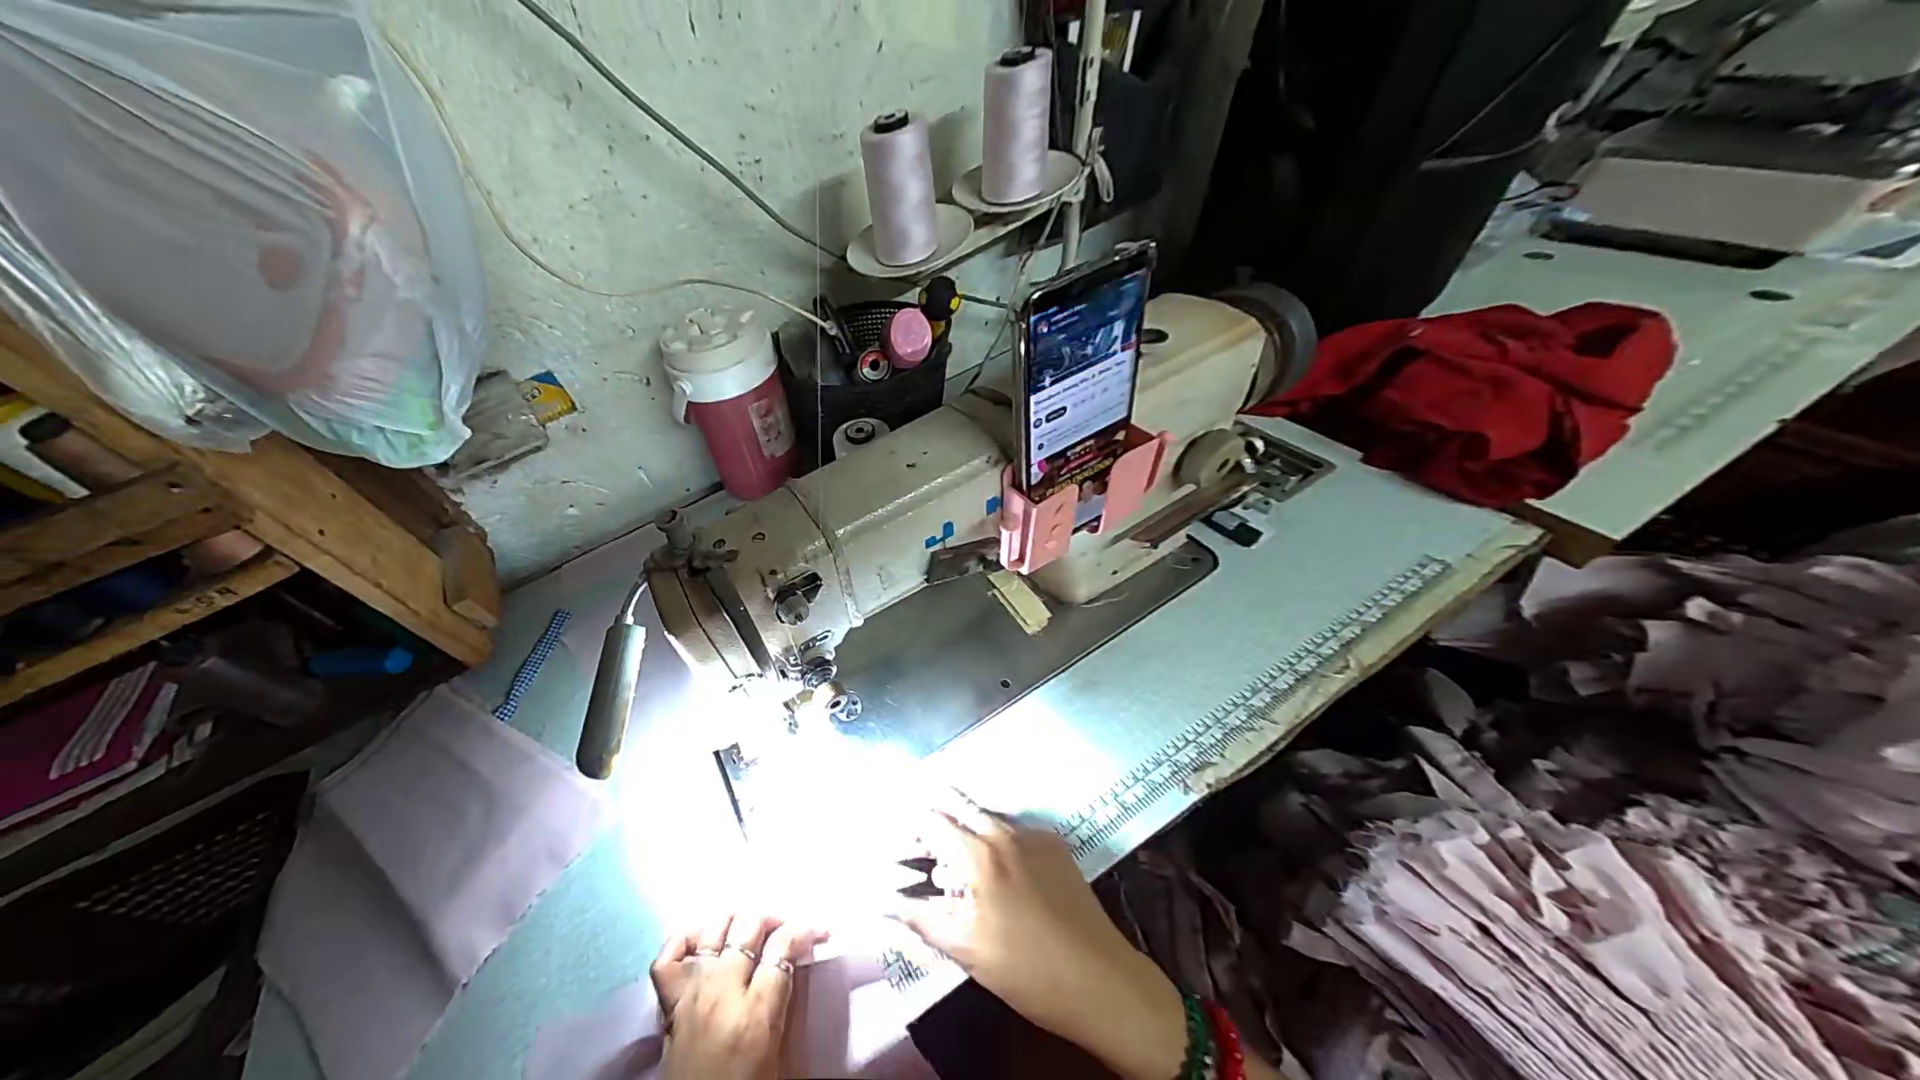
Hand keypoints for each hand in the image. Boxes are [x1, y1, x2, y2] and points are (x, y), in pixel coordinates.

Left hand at [651, 912, 824, 1079]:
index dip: (805, 931)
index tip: (818, 931)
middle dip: (773, 921)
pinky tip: (703, 941)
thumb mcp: (780, 1050)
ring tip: (750, 932)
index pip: (783, 946)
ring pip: (713, 931)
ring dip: (736, 924)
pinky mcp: (668, 1003)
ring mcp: (691, 994)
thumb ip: (786, 1001)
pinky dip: (686, 940)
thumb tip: (795, 960)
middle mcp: (721, 993)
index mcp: (755, 1012)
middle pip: (748, 928)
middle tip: (785, 931)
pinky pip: (668, 956)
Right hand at [890, 800, 1187, 1079]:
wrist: (1099, 978)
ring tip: (956, 871)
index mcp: (979, 854)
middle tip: (922, 846)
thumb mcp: (964, 948)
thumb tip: (885, 901)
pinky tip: (995, 877)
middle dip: (936, 819)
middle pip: (960, 806)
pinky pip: (1014, 832)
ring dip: (965, 832)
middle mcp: (1005, 833)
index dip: (910, 829)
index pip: (932, 820)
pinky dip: (995, 842)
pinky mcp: (1057, 847)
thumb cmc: (1025, 968)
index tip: (900, 846)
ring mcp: (1035, 837)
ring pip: (988, 819)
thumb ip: (920, 918)